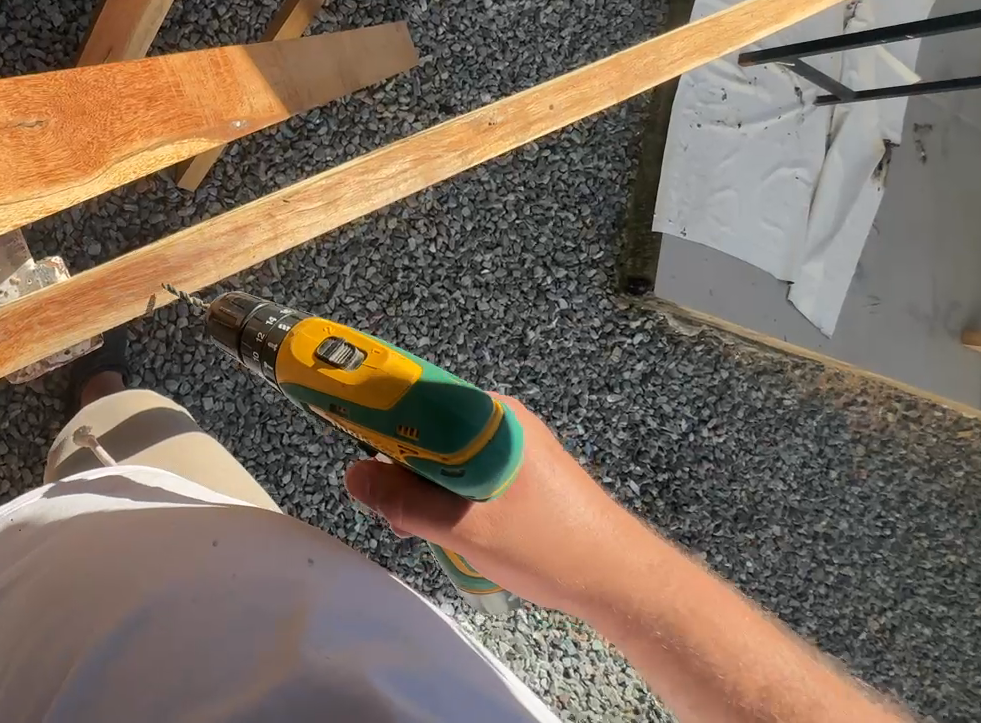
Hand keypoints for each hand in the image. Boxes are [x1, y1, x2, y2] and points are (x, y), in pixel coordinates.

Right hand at [344, 394, 675, 621]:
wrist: (630, 585)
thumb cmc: (551, 548)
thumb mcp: (468, 530)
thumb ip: (407, 503)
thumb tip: (352, 475)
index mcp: (491, 416)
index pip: (418, 394)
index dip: (378, 410)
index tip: (351, 434)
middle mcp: (499, 419)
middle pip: (428, 425)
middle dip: (399, 461)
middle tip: (388, 503)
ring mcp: (513, 443)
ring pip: (445, 450)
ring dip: (422, 482)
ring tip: (416, 524)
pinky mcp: (522, 469)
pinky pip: (465, 465)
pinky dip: (446, 489)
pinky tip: (447, 525)